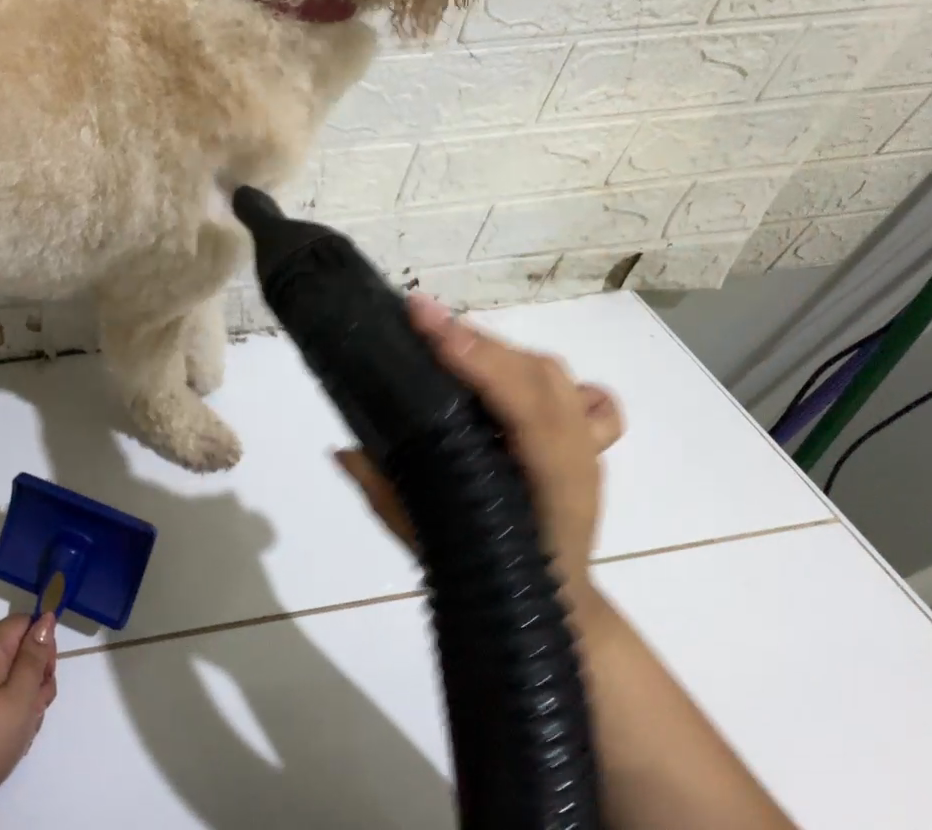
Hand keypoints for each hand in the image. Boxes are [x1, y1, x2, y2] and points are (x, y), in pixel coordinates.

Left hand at [0, 614, 58, 792]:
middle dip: (38, 675)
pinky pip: (5, 696)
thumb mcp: (22, 693)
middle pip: (22, 650)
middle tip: (37, 703)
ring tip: (26, 724)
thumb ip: (36, 655)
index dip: (42, 640)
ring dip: (30, 697)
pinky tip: (17, 733)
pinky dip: (16, 711)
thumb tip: (45, 618)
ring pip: (17, 677)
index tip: (48, 671)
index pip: (23, 622)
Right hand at [335, 295, 623, 592]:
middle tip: (418, 318)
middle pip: (535, 376)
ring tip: (447, 338)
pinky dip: (551, 379)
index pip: (521, 404)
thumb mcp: (424, 541)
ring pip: (553, 376)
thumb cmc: (487, 581)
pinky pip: (586, 399)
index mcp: (547, 486)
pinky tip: (514, 376)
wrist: (557, 613)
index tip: (425, 319)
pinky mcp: (589, 448)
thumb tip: (342, 448)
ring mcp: (588, 451)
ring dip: (499, 350)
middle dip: (476, 340)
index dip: (475, 356)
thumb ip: (385, 493)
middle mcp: (575, 459)